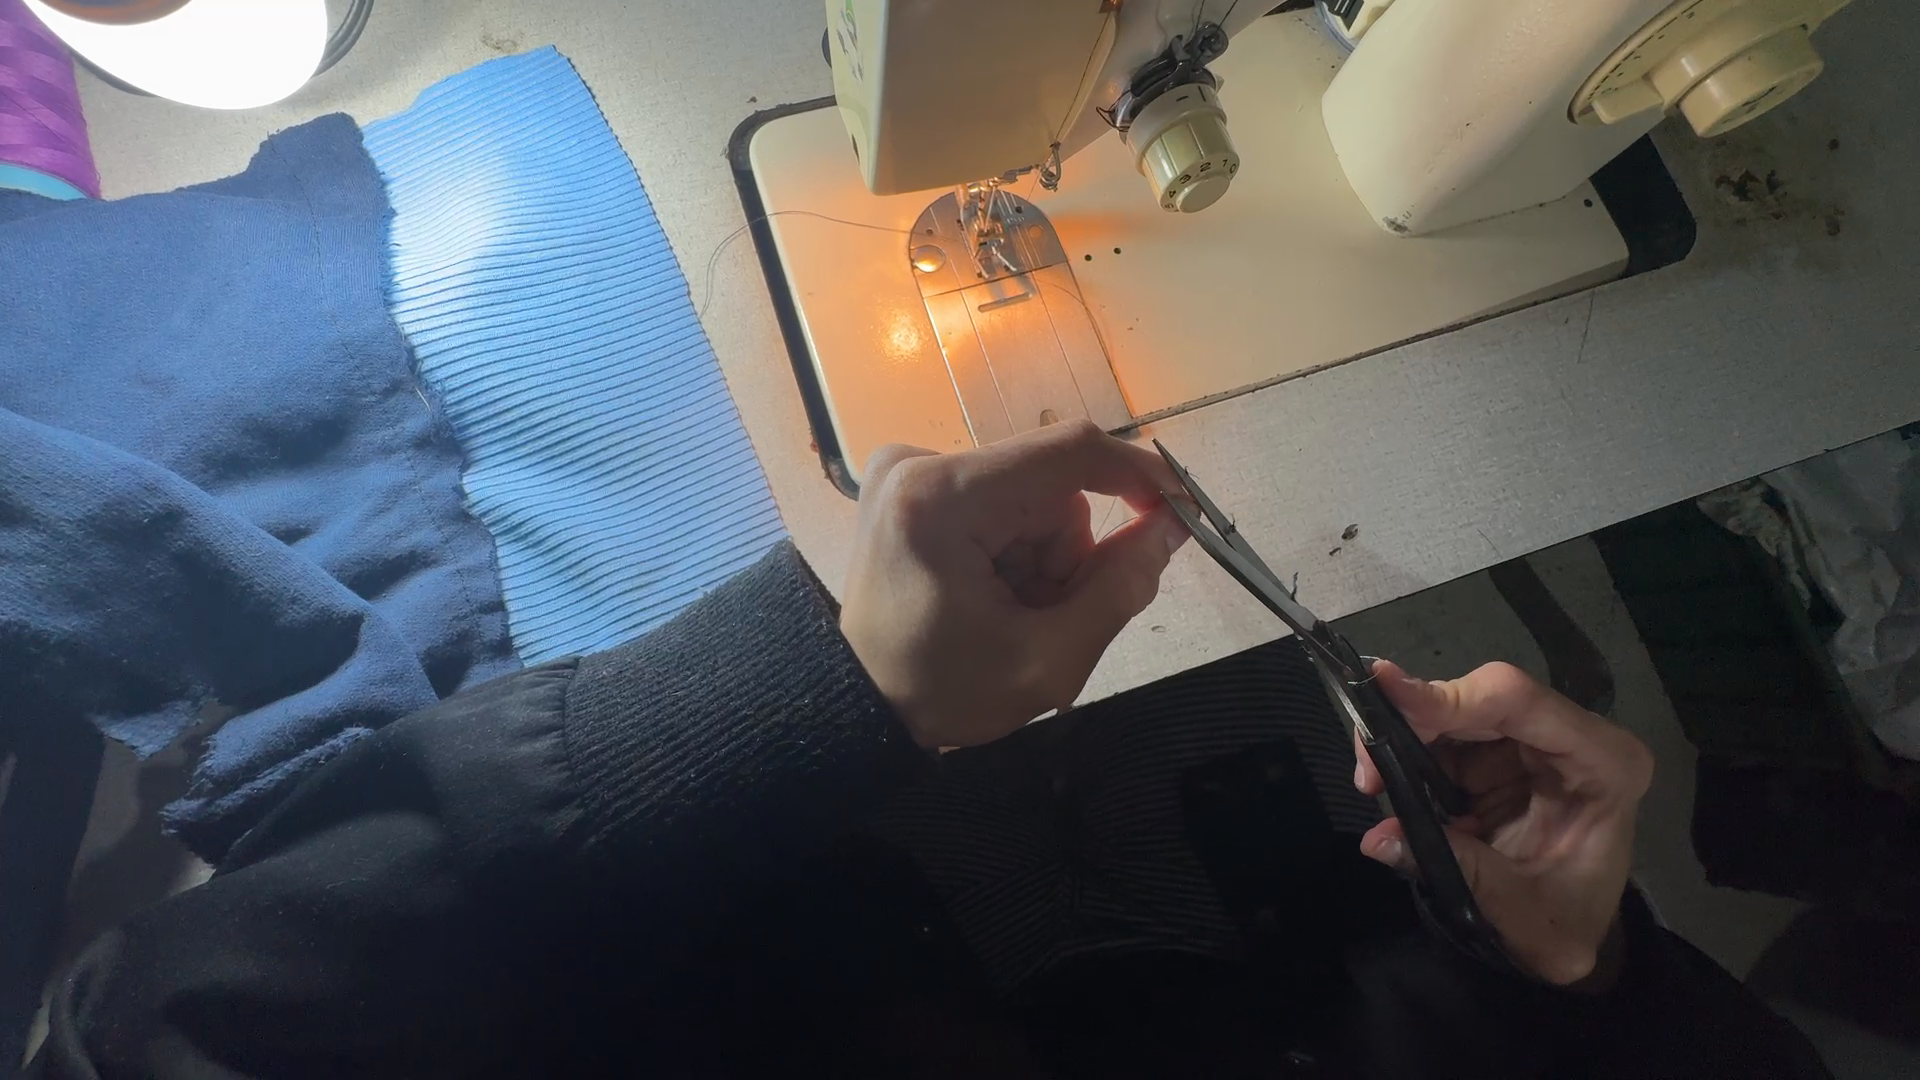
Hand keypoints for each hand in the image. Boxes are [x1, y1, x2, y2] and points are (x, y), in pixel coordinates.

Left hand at [840, 420, 1189, 749]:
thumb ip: (1120, 587)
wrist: (860, 704)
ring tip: (1007, 612)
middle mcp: (919, 464)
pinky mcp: (912, 485)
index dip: (1139, 474)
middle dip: (1067, 553)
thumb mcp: (1047, 661)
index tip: (1181, 509)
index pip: (1069, 452)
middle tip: (1041, 616)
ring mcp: (910, 471)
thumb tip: (1172, 523)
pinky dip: (1014, 551)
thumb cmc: (941, 692)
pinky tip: (987, 593)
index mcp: (943, 497)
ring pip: (1032, 499)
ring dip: (1041, 558)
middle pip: (1051, 486)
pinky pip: (1002, 504)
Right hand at [1352, 661, 1653, 985]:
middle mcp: (1562, 734)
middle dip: (1408, 721)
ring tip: (1372, 782)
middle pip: (1469, 696)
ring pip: (1441, 704)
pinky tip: (1384, 781)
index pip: (1516, 701)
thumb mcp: (1521, 911)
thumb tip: (1378, 839)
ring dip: (1395, 733)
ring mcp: (1519, 736)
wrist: (1566, 932)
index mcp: (1600, 762)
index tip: (1385, 694)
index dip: (1448, 696)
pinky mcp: (1484, 745)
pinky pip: (1429, 727)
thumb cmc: (1564, 921)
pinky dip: (1397, 747)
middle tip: (1367, 770)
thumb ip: (1457, 866)